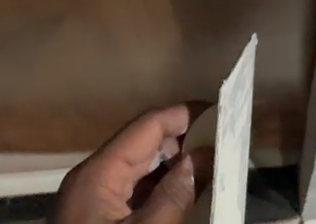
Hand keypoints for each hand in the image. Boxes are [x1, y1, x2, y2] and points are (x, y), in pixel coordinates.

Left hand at [53, 104, 212, 223]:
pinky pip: (133, 194)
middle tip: (225, 141)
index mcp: (99, 172)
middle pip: (144, 143)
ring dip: (174, 166)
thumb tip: (205, 153)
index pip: (149, 124)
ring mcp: (91, 204)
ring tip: (213, 166)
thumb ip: (177, 191)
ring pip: (140, 170)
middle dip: (184, 140)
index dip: (186, 114)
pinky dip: (160, 190)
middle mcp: (92, 179)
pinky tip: (185, 197)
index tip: (224, 111)